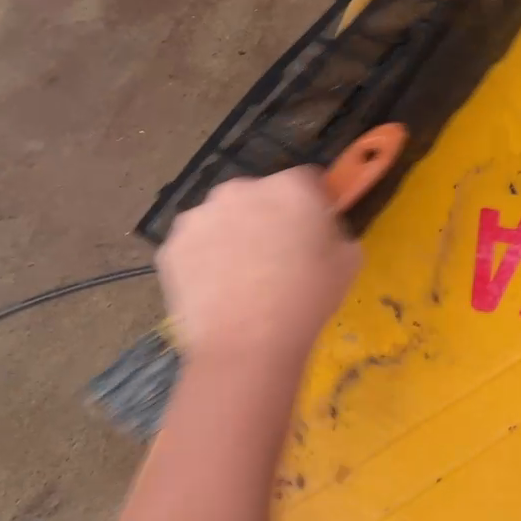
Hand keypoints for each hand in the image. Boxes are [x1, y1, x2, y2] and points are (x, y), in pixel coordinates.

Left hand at [156, 168, 359, 368]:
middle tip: (281, 253)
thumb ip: (335, 231)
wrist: (248, 341)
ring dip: (236, 234)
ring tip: (247, 274)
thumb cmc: (309, 297)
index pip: (308, 179)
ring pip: (225, 217)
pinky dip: (208, 257)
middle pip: (261, 194)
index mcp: (290, 187)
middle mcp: (240, 189)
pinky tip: (222, 287)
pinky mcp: (171, 245)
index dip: (315, 202)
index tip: (317, 227)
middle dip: (271, 215)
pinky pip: (198, 244)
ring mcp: (199, 216)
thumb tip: (320, 231)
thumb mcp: (350, 260)